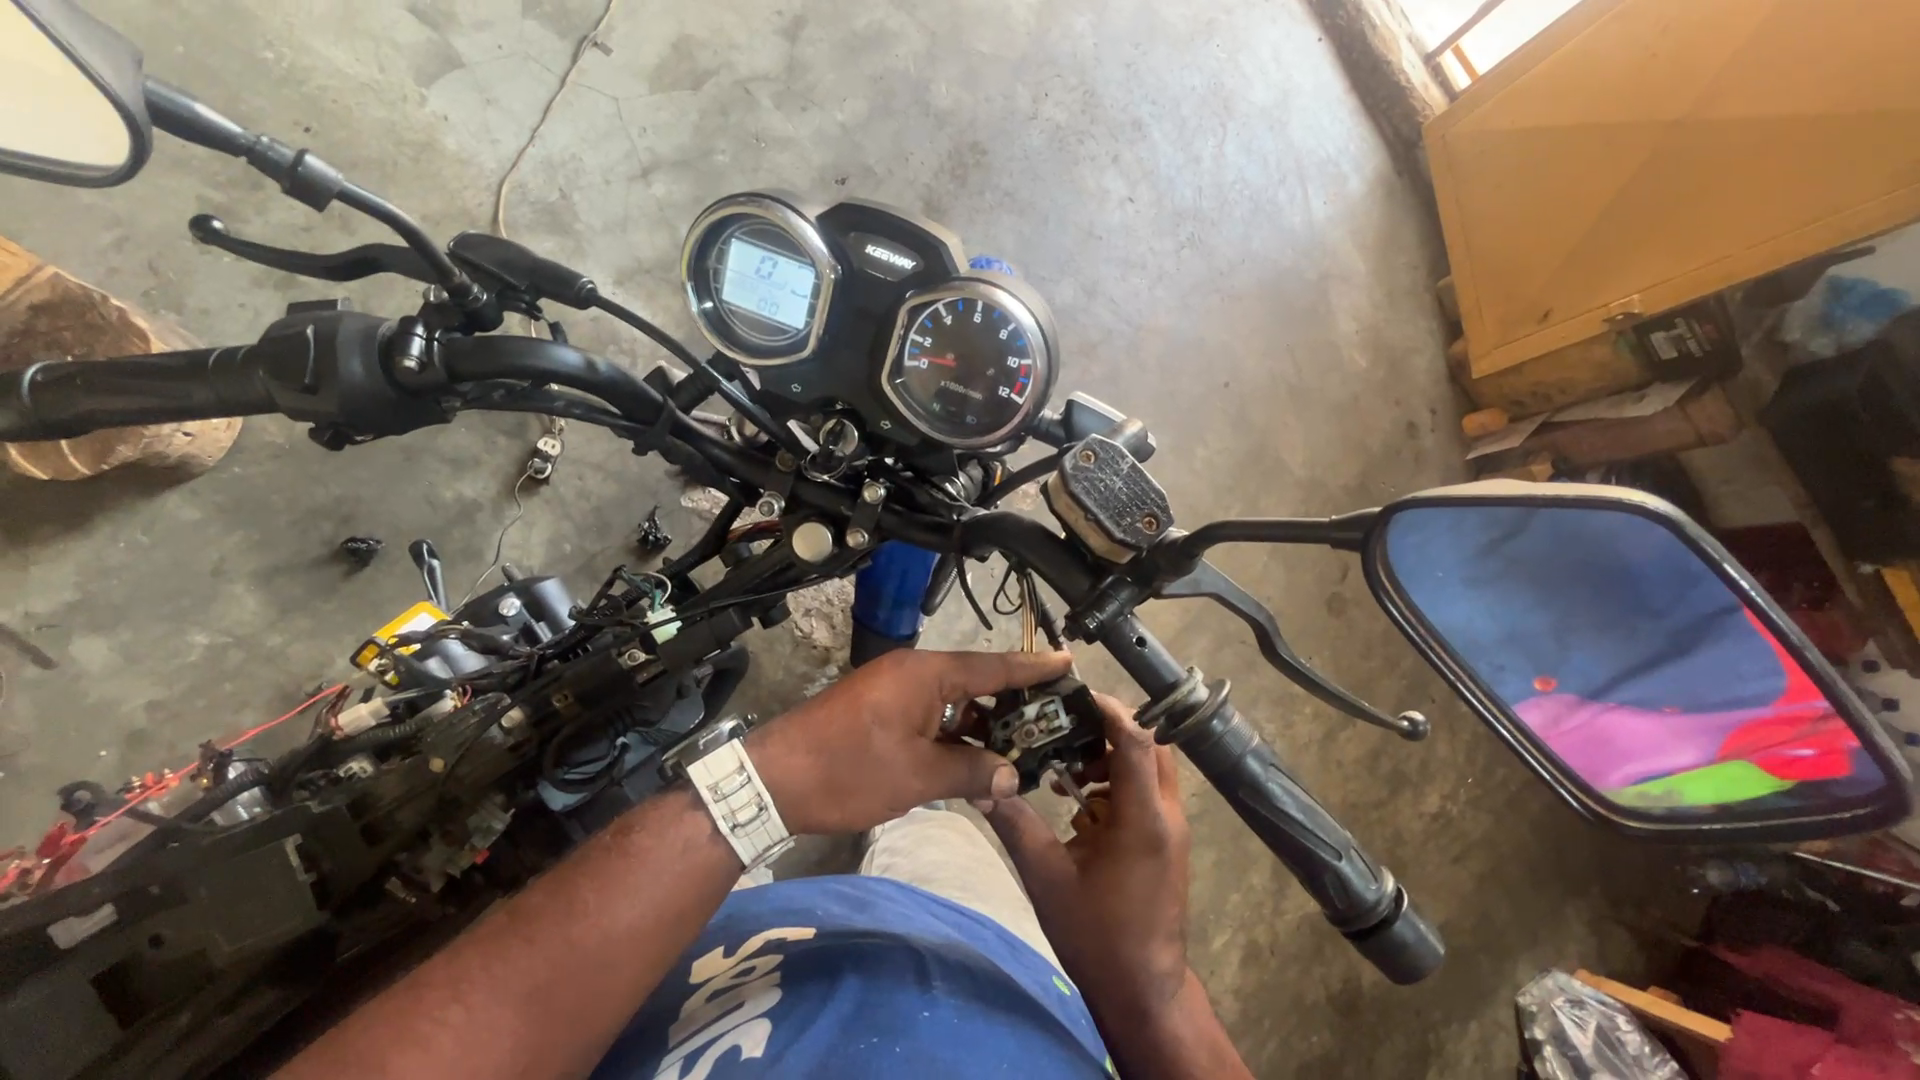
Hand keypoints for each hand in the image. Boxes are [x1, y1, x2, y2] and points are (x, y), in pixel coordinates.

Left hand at [746, 649, 1071, 833]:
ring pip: (953, 700)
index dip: (1034, 667)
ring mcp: (893, 690)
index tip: (1068, 660)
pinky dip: (954, 733)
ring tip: (1022, 745)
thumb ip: (972, 771)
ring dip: (983, 723)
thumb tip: (1012, 776)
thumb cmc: (850, 772)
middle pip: (977, 680)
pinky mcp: (879, 710)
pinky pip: (931, 713)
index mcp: (927, 674)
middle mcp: (913, 671)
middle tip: (1053, 717)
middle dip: (1014, 701)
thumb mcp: (918, 776)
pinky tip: (974, 758)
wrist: (773, 780)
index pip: (994, 666)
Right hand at [977, 692, 1191, 1019]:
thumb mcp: (1046, 876)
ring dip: (1111, 759)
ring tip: (1066, 769)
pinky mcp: (1165, 843)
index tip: (1071, 693)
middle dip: (1108, 730)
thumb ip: (1015, 824)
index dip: (1107, 709)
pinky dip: (1115, 785)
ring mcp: (1170, 830)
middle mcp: (1166, 815)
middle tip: (1063, 728)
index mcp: (1142, 817)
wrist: (1142, 988)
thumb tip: (982, 784)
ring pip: (1148, 769)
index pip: (1136, 740)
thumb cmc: (1095, 934)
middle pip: (1149, 746)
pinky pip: (1145, 794)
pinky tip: (1078, 806)